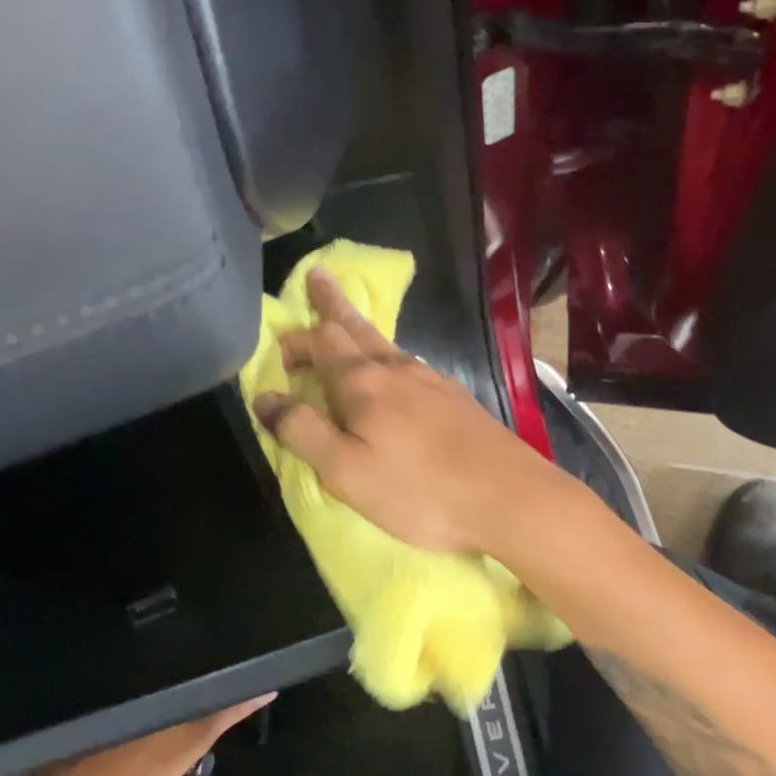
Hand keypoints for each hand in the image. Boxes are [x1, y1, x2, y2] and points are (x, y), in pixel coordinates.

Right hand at [252, 268, 575, 553]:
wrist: (510, 499)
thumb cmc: (420, 490)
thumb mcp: (345, 471)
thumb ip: (302, 431)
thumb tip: (265, 397)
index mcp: (364, 383)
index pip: (321, 341)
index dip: (295, 340)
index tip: (277, 347)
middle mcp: (399, 370)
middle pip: (357, 328)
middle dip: (332, 304)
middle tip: (317, 276)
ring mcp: (435, 383)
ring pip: (388, 346)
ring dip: (361, 331)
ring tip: (348, 324)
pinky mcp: (459, 402)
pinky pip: (413, 368)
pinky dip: (391, 360)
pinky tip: (397, 373)